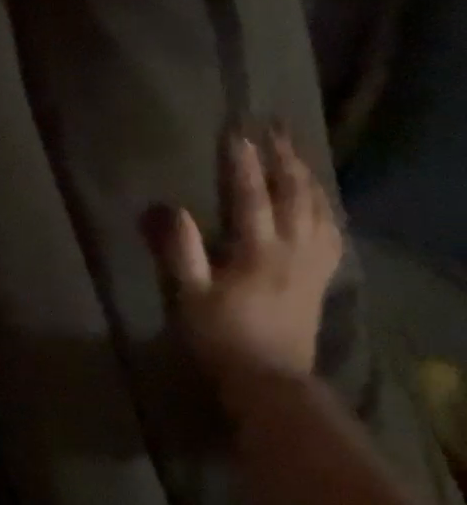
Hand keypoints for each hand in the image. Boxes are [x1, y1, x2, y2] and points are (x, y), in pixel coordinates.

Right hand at [151, 128, 344, 408]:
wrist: (268, 375)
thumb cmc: (219, 334)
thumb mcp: (189, 295)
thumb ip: (181, 251)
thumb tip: (172, 208)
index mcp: (258, 251)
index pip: (251, 197)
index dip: (243, 164)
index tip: (236, 134)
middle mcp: (294, 249)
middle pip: (295, 194)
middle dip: (284, 159)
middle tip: (275, 129)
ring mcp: (313, 262)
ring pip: (319, 208)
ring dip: (307, 177)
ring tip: (295, 153)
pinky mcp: (321, 275)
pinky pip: (332, 230)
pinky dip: (325, 206)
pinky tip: (319, 199)